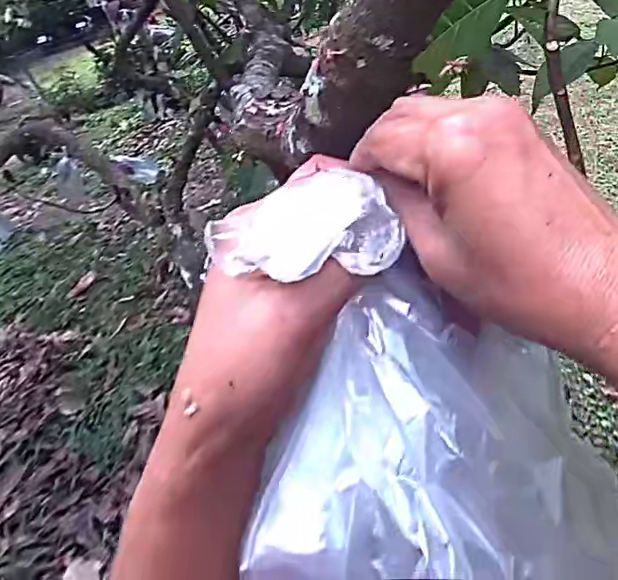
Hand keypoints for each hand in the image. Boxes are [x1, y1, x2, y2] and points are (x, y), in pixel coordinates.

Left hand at [117, 157, 365, 579]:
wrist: (217, 435)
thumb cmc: (245, 370)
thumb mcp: (297, 314)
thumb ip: (341, 268)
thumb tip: (386, 227)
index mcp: (250, 227)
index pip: (310, 182)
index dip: (354, 185)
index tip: (393, 201)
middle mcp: (258, 236)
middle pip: (319, 205)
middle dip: (359, 212)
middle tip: (400, 228)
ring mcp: (270, 264)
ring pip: (324, 235)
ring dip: (355, 241)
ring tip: (391, 252)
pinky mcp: (282, 292)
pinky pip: (322, 263)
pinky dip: (346, 264)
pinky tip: (370, 277)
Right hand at [351, 95, 617, 375]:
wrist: (607, 286)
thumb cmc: (524, 284)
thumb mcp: (438, 254)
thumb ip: (398, 204)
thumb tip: (376, 182)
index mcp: (452, 145)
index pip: (378, 138)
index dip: (360, 166)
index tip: (357, 192)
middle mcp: (476, 113)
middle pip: (399, 113)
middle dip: (381, 147)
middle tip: (380, 188)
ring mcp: (502, 111)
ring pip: (427, 109)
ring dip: (409, 138)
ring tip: (411, 182)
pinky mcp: (519, 120)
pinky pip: (458, 114)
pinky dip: (439, 135)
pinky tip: (443, 171)